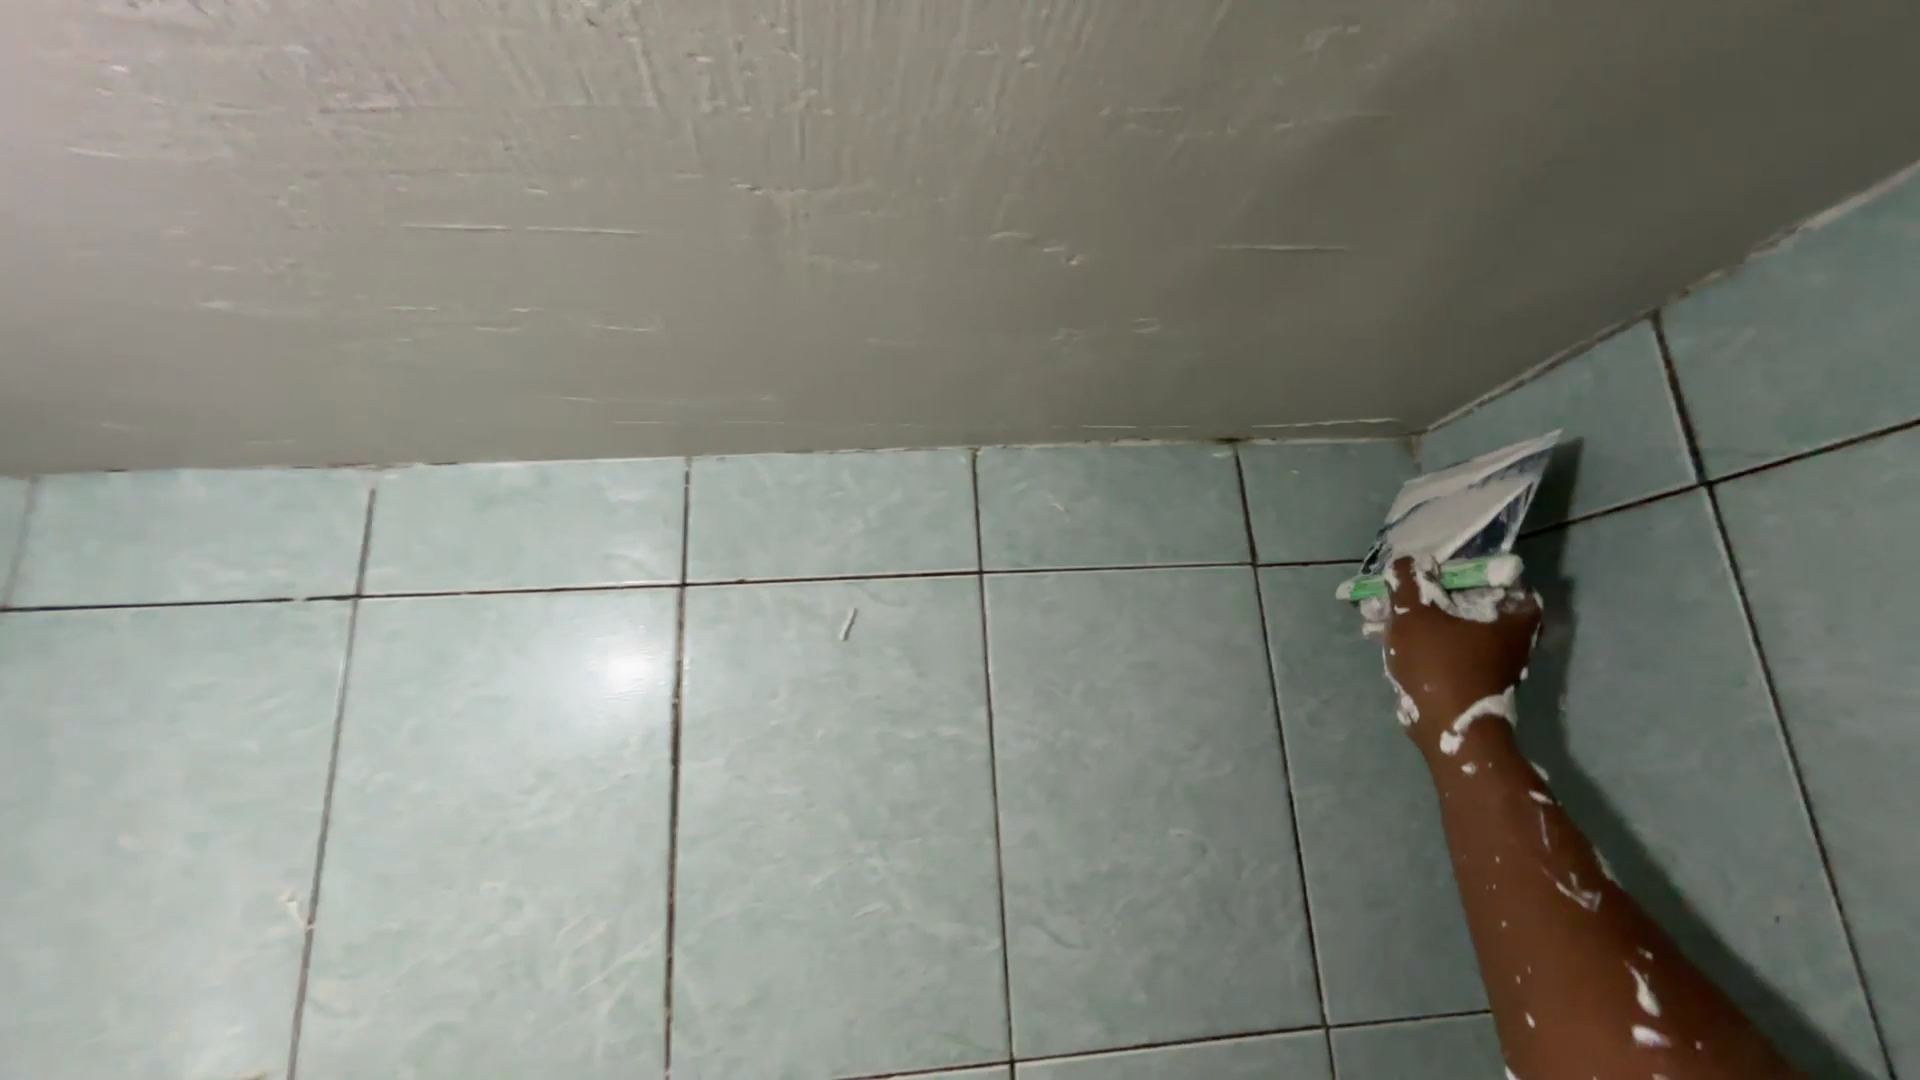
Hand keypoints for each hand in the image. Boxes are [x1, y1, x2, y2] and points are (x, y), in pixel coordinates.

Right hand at [1382, 556, 1541, 757]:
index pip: (1503, 580)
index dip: (1470, 572)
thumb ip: (1408, 581)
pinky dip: (1426, 644)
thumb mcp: (1413, 612)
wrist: (1447, 724)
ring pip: (1456, 630)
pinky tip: (1394, 643)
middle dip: (1435, 598)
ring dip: (1423, 622)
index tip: (1441, 572)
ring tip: (1386, 619)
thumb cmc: (1438, 662)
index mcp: (1514, 617)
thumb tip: (1407, 561)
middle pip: (1472, 605)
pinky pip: (1450, 651)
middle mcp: (1514, 639)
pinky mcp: (1477, 683)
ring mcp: (1497, 664)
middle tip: (1405, 594)